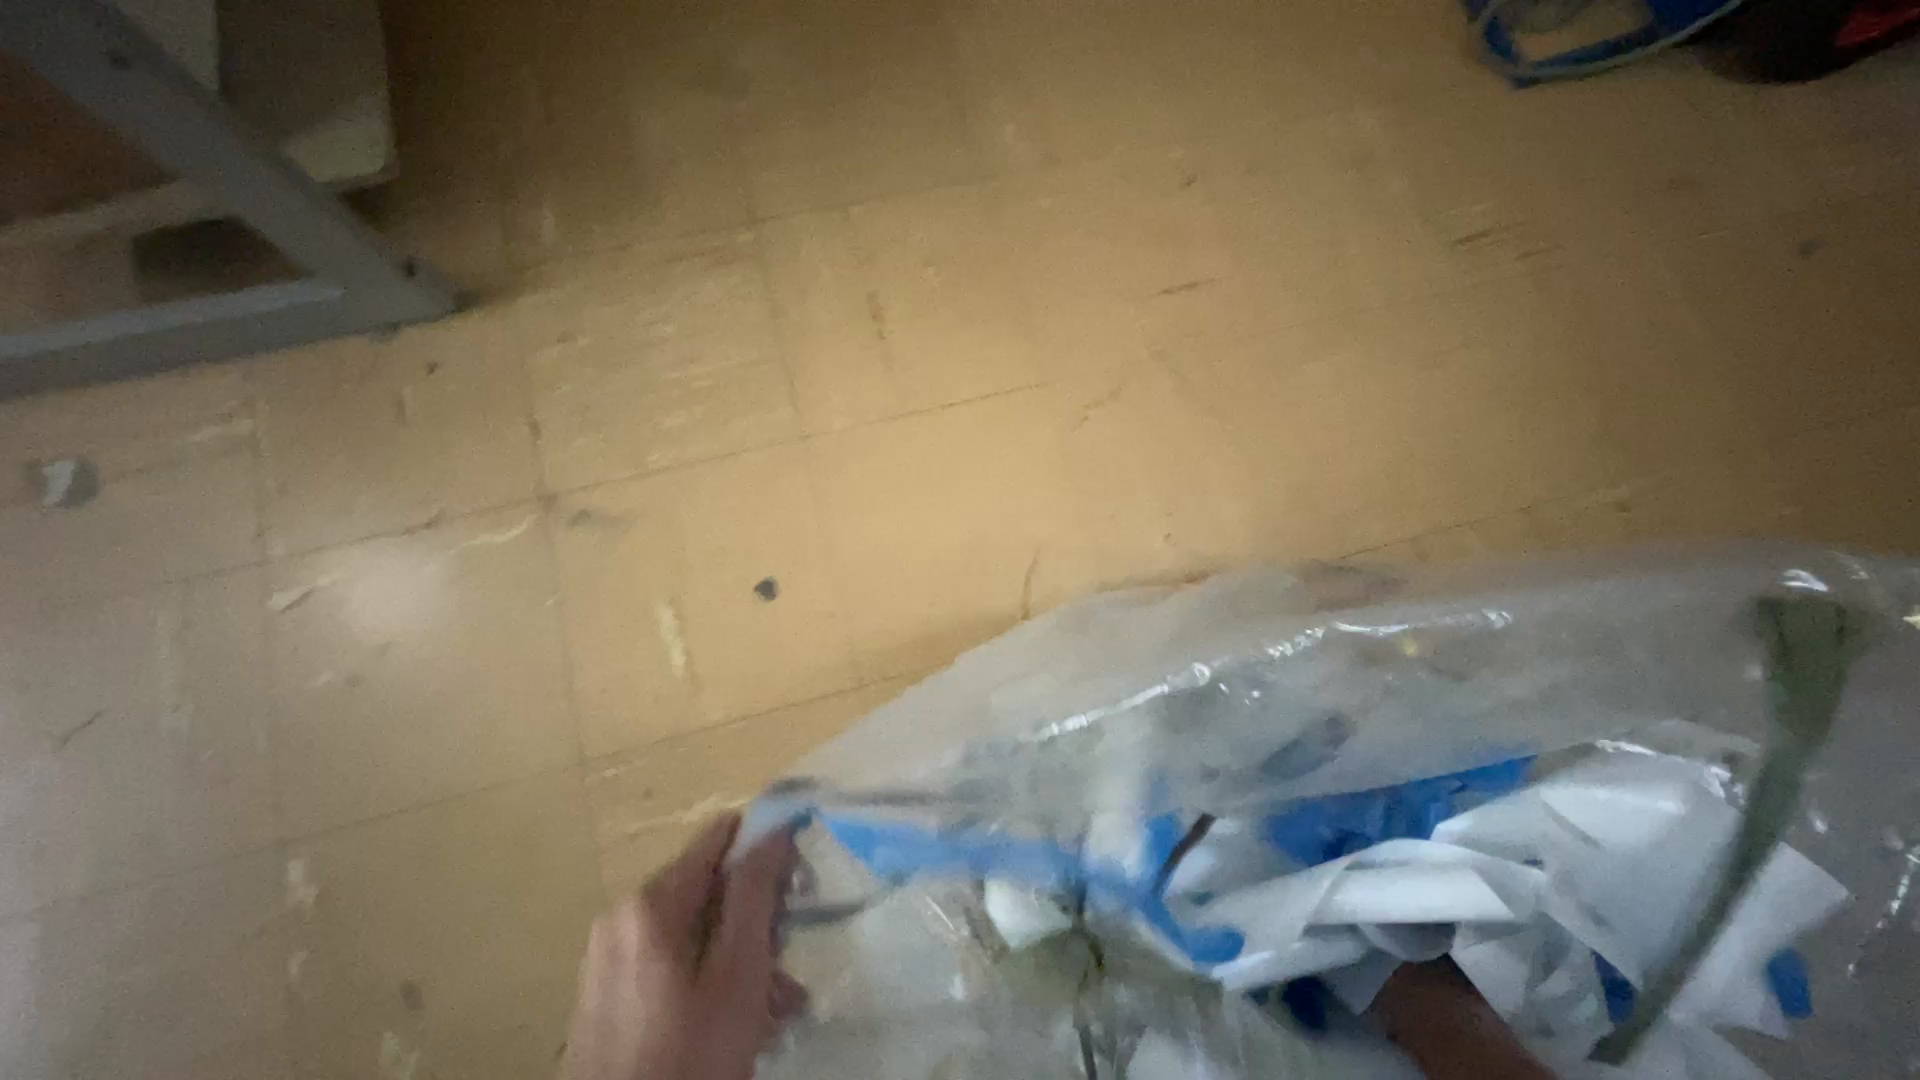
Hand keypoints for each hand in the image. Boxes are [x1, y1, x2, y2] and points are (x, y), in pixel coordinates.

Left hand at [559, 814, 807, 1079]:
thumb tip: (774, 829)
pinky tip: (738, 1018)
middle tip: (788, 964)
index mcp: (650, 901)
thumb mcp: (738, 974)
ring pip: (694, 930)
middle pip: (708, 887)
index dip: (767, 848)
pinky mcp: (606, 991)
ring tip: (776, 1005)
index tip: (801, 883)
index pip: (721, 836)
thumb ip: (755, 895)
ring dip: (741, 955)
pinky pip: (670, 962)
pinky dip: (709, 977)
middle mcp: (622, 915)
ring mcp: (608, 954)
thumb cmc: (688, 1057)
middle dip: (757, 919)